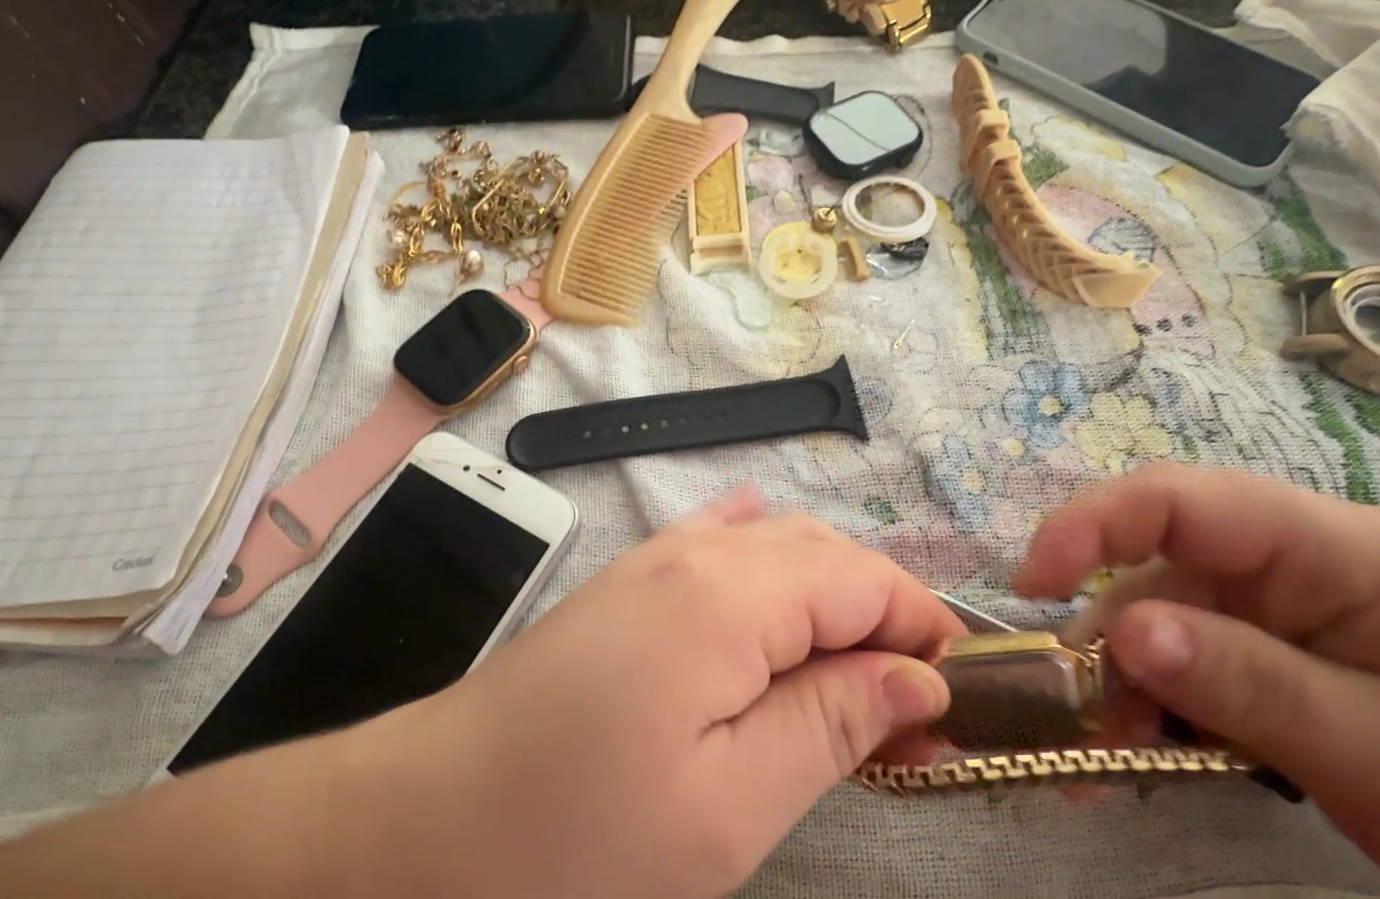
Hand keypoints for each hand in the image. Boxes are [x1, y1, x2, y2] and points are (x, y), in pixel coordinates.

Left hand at [321, 487, 963, 898]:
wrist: (424, 819)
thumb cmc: (576, 835)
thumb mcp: (727, 806)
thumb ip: (832, 724)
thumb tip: (916, 678)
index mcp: (731, 594)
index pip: (866, 580)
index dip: (923, 632)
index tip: (955, 710)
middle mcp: (696, 552)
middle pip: (828, 557)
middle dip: (886, 622)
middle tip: (908, 718)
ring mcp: (654, 559)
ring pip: (779, 548)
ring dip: (833, 603)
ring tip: (852, 686)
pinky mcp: (627, 585)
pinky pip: (720, 544)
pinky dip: (771, 567)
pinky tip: (782, 592)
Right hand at [1013, 464, 1379, 898]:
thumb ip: (1255, 686)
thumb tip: (1121, 630)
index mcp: (1344, 551)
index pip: (1190, 499)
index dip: (1094, 522)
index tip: (1029, 585)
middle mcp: (1304, 561)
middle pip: (1163, 565)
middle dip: (1104, 633)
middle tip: (1068, 721)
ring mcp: (1294, 606)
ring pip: (1167, 616)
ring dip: (1123, 679)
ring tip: (1101, 759)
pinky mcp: (1287, 650)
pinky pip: (1195, 657)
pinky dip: (1154, 702)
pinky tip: (1137, 750)